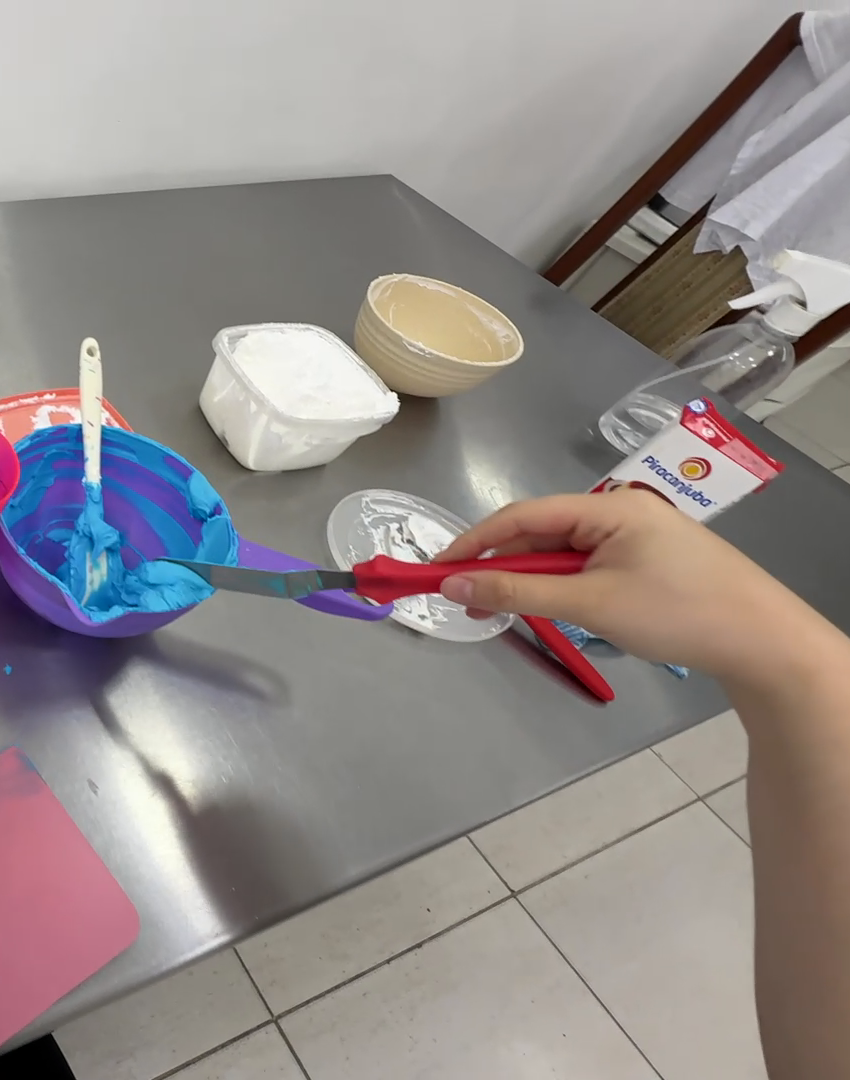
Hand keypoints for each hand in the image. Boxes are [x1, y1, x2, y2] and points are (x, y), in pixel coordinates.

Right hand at [434, 490, 829, 687]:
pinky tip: (536, 605)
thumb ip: (514, 590)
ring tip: (494, 608)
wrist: (773, 650)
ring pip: (554, 552)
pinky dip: (549, 585)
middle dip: (496, 565)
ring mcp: (631, 537)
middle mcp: (618, 514)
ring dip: (521, 579)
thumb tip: (450, 584)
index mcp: (610, 509)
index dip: (472, 541)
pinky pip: (576, 565)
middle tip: (463, 597)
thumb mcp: (587, 603)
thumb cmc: (679, 614)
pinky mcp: (640, 561)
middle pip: (535, 533)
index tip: (437, 568)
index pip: (520, 516)